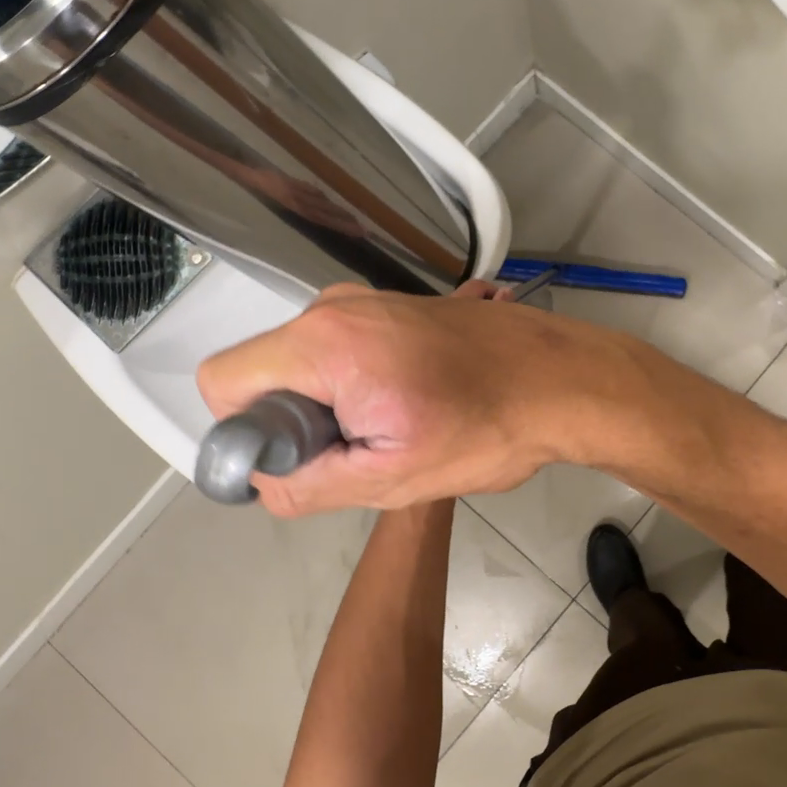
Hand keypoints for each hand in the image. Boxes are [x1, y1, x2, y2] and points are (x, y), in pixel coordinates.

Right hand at [197, 280, 635, 515]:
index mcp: (322, 342)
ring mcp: (367, 301)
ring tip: (401, 425)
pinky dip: (360, 383)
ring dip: (335, 405)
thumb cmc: (487, 428)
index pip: (223, 382)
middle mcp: (334, 307)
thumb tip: (262, 480)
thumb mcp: (391, 478)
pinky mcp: (394, 307)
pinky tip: (416, 402)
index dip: (248, 433)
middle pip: (266, 372)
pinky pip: (343, 351)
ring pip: (306, 365)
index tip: (305, 457)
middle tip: (366, 448)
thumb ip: (306, 485)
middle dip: (297, 421)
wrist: (564, 377)